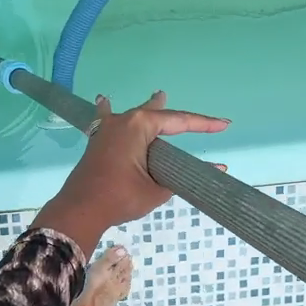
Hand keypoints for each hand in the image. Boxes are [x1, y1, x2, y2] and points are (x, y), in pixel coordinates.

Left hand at [31, 91, 228, 249]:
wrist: (81, 209)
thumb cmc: (121, 196)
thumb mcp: (158, 189)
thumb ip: (184, 175)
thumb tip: (218, 169)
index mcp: (139, 125)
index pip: (178, 121)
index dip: (203, 124)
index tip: (225, 125)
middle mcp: (122, 121)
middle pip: (155, 114)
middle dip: (175, 114)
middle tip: (197, 115)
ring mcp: (106, 129)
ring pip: (132, 115)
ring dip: (146, 108)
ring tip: (158, 96)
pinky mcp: (96, 142)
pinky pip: (106, 120)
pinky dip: (108, 110)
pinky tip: (104, 100)